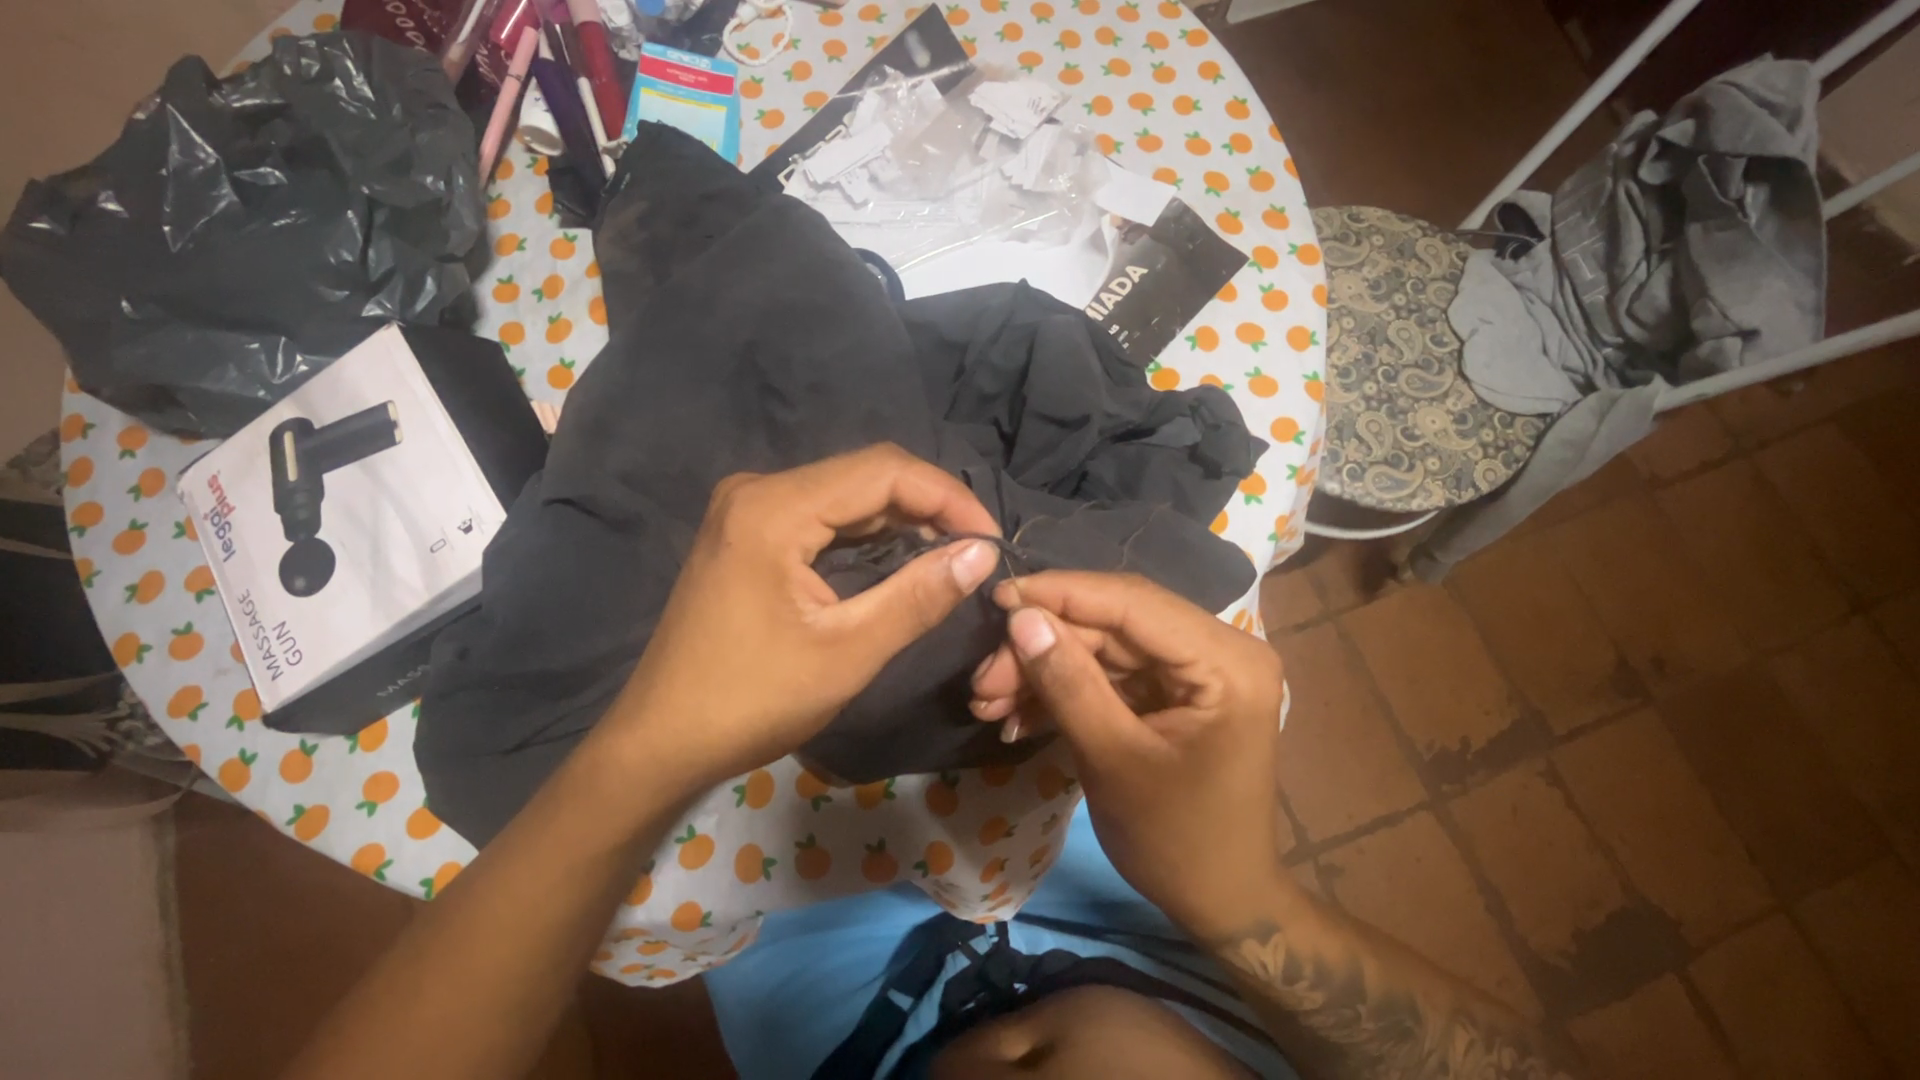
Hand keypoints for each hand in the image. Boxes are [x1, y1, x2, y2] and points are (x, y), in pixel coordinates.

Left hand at [600, 444, 1001, 795]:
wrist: (662, 740)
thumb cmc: (752, 702)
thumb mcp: (847, 653)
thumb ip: (918, 596)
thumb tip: (982, 553)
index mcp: (774, 509)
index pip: (883, 470)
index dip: (948, 496)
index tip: (991, 540)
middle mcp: (758, 491)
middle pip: (864, 475)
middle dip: (929, 506)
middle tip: (978, 550)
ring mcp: (748, 510)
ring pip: (846, 495)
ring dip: (902, 519)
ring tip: (953, 553)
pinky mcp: (748, 533)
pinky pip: (822, 517)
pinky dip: (867, 534)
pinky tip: (902, 557)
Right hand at [970, 572, 1288, 936]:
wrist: (1218, 900)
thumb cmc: (1178, 840)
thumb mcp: (1115, 761)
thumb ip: (1069, 682)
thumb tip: (1020, 617)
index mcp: (1226, 660)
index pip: (1133, 603)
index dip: (1061, 594)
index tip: (996, 598)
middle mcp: (1217, 649)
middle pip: (1113, 623)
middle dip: (1042, 645)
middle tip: (981, 679)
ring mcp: (1192, 670)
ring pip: (1102, 647)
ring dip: (1043, 669)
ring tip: (986, 702)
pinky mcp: (1169, 692)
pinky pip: (1108, 675)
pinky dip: (1063, 690)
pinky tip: (1015, 715)